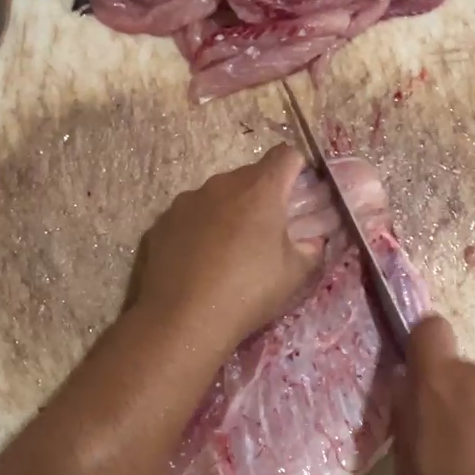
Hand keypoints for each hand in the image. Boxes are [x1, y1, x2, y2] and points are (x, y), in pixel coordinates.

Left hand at [131, 145, 322, 350]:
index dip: (298, 170)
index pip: (286, 155)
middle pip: (251, 176)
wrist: (182, 320)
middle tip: (269, 232)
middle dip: (264, 196)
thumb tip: (312, 240)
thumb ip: (312, 248)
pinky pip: (190, 215)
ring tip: (230, 251)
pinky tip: (200, 262)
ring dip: (230, 211)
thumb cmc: (249, 291)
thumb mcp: (296, 273)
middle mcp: (222, 184)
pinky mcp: (162, 222)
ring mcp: (187, 200)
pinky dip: (200, 229)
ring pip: (218, 195)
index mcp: (260, 188)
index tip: (300, 197)